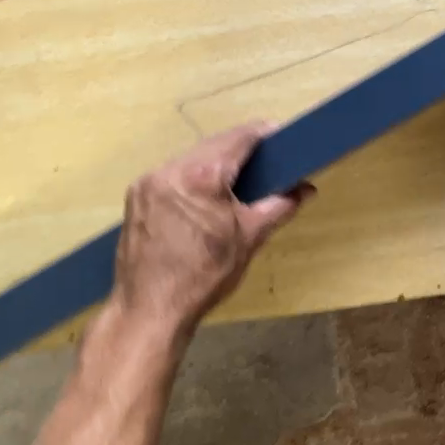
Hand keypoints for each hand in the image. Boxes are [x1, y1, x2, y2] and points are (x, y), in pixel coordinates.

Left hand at [111, 122, 307, 338]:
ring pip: (193, 157)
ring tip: (242, 177)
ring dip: (218, 161)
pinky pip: (175, 173)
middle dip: (242, 149)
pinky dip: (196, 176)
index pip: (240, 137)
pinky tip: (210, 193)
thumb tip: (307, 189)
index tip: (286, 137)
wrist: (149, 311)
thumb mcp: (251, 237)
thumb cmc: (204, 274)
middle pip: (215, 144)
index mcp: (201, 175)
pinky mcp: (137, 197)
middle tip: (270, 160)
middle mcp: (170, 170)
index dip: (265, 133)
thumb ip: (281, 205)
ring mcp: (148, 183)